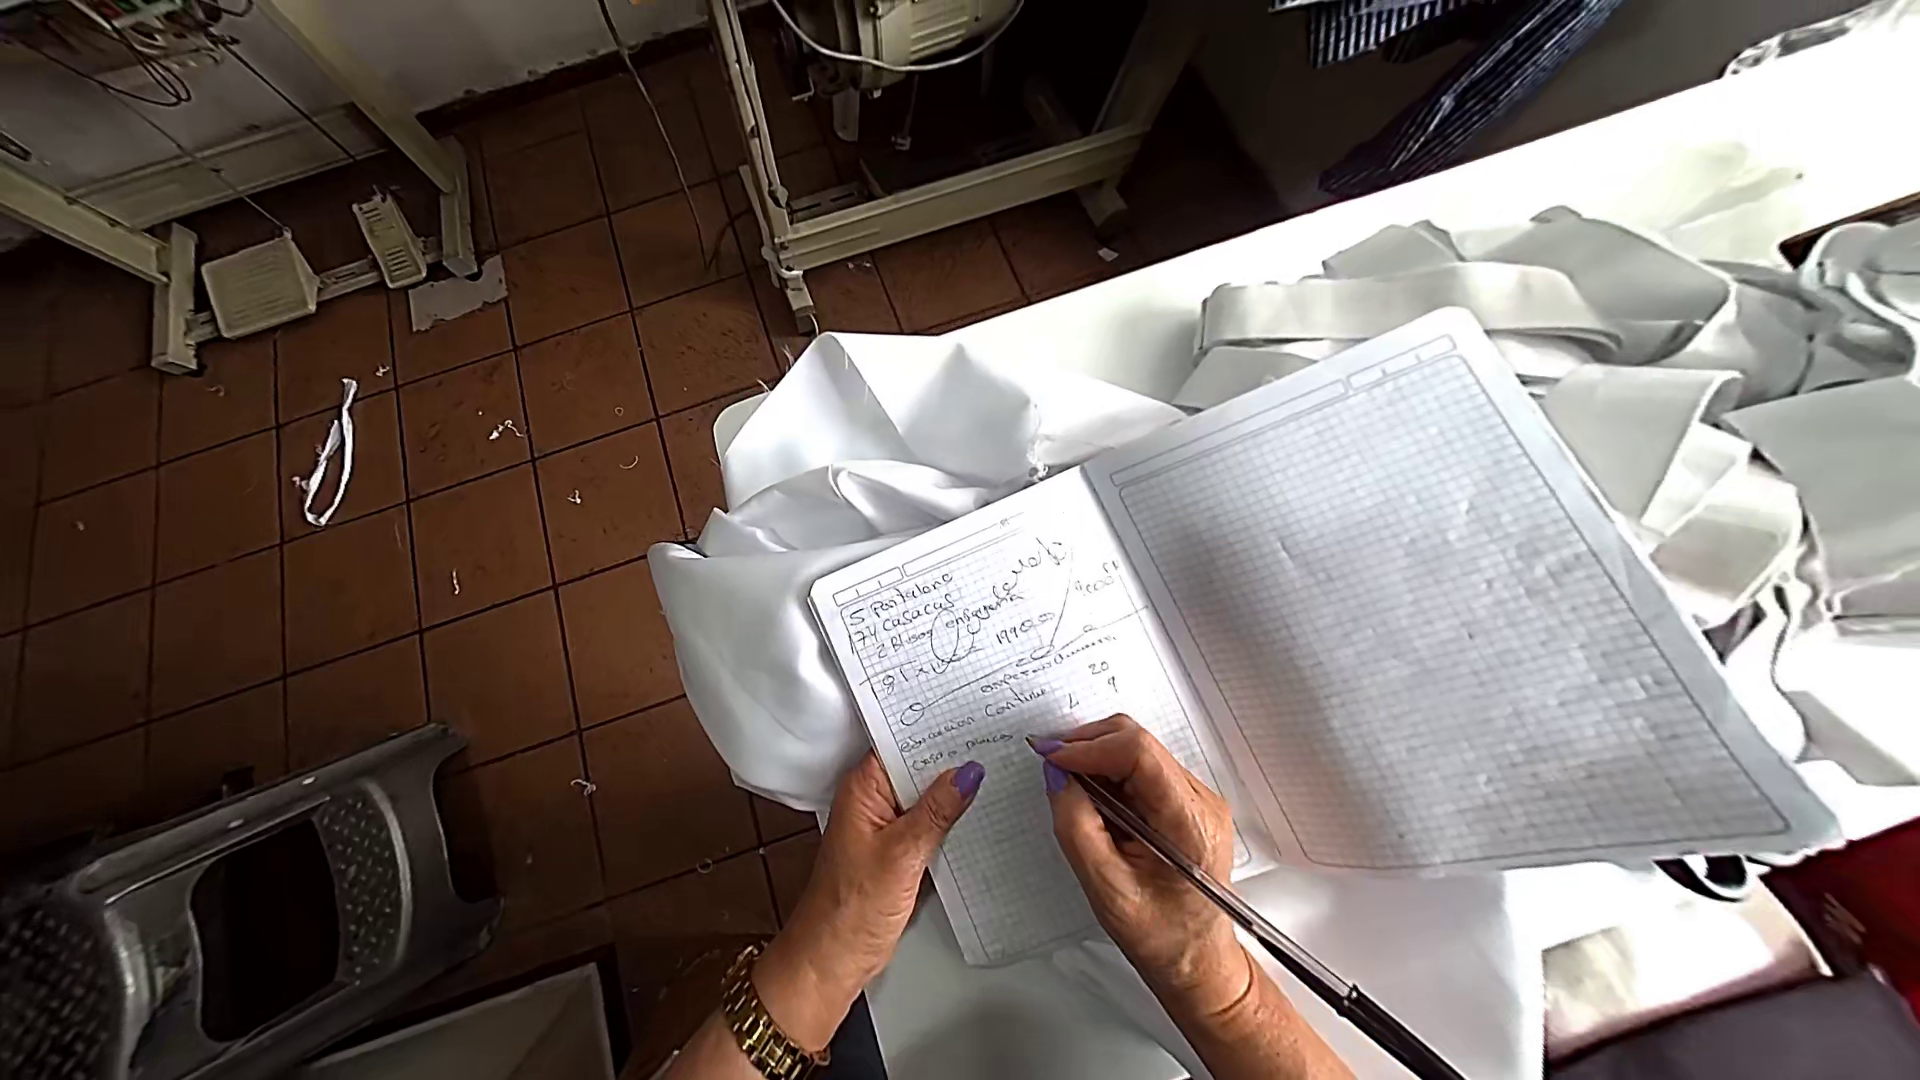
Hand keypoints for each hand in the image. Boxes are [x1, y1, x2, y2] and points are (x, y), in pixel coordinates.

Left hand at [753, 753, 983, 1050]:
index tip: (968, 720)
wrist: (832, 963)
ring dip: (951, 790)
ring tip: (989, 773)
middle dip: (949, 760)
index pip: (901, 742)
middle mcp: (872, 799)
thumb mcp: (901, 854)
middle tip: (989, 745)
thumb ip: (937, 811)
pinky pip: (928, 819)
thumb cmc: (848, 911)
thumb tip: (967, 774)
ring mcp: (886, 823)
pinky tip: (973, 813)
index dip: (934, 730)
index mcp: (863, 788)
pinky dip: (948, 817)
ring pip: (925, 794)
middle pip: (916, 766)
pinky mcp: (897, 846)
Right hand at [1034, 715, 1251, 1016]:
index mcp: (1188, 823)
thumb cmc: (1161, 936)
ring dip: (1094, 756)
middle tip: (1051, 764)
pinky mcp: (1181, 796)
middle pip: (1136, 740)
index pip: (1139, 753)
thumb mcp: (1106, 889)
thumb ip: (1076, 826)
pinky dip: (1106, 768)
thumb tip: (1057, 774)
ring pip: (1134, 747)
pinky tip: (1092, 796)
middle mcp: (1200, 800)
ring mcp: (1194, 795)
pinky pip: (1138, 763)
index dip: (1089, 747)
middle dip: (1086, 745)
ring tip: (1071, 786)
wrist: (1197, 960)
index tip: (1052, 757)